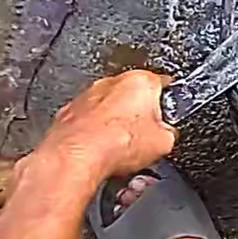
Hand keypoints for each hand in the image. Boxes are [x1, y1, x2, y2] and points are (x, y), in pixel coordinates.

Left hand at [31, 70, 176, 180]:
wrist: (76, 158)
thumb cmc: (114, 144)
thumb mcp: (165, 143)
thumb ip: (169, 132)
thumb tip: (166, 136)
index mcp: (140, 80)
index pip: (164, 85)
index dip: (169, 106)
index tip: (168, 120)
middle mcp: (111, 82)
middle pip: (134, 97)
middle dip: (140, 117)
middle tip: (145, 139)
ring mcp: (87, 96)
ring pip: (109, 109)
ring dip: (115, 126)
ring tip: (120, 151)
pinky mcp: (68, 113)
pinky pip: (89, 122)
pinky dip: (94, 134)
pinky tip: (101, 152)